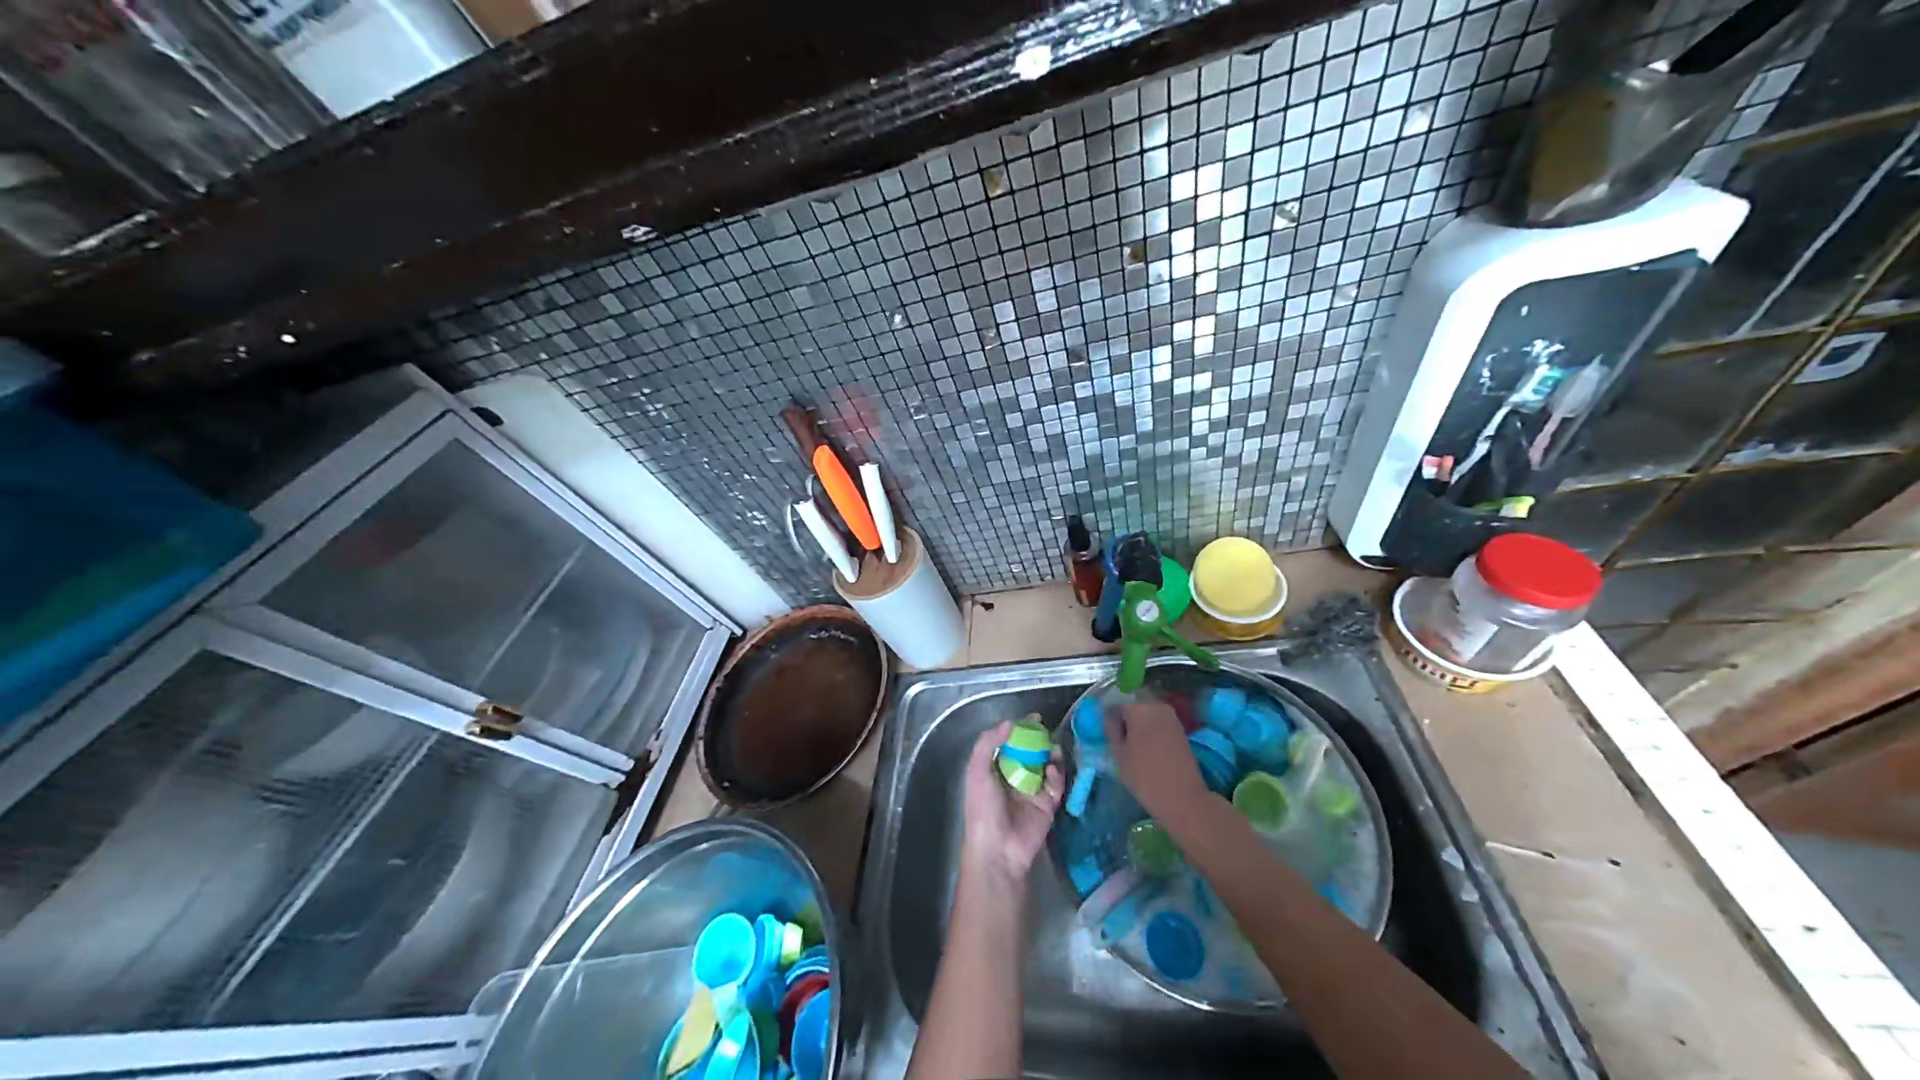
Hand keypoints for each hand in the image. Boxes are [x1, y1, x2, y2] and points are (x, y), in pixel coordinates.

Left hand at [962, 719, 1063, 883]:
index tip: (1033, 719)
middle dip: (1040, 741)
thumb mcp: (977, 771)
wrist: (998, 848)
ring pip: (1047, 766)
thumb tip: (1008, 722)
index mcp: (996, 770)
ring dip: (1051, 755)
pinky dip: (1057, 774)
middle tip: (1047, 731)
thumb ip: (988, 743)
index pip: (1011, 745)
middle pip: (1032, 753)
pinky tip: (1052, 768)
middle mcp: (1015, 778)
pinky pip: (1056, 784)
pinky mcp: (1048, 804)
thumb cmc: (983, 808)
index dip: (1021, 731)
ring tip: (1053, 747)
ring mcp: (1033, 791)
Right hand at [1103, 702, 1211, 825]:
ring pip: (1146, 712)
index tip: (1106, 733)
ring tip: (1131, 743)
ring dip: (1137, 722)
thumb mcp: (1118, 754)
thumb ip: (1111, 730)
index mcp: (1139, 707)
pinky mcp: (1180, 728)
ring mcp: (1171, 716)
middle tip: (1118, 738)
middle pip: (1133, 704)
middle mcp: (1157, 705)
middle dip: (1124, 716)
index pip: (1115, 704)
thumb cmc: (1144, 776)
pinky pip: (1158, 721)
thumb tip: (1109, 717)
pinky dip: (1149, 728)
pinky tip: (1145, 746)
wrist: (1183, 797)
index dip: (1108, 717)